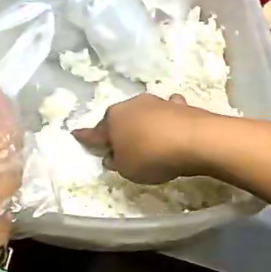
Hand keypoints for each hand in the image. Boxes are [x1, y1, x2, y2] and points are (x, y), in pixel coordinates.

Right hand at [71, 94, 213, 184]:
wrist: (194, 139)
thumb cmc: (151, 156)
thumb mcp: (127, 169)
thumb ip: (117, 162)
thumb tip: (113, 155)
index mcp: (112, 119)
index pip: (94, 132)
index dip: (86, 137)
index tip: (76, 133)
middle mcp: (131, 105)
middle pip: (119, 120)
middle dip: (117, 131)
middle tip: (119, 147)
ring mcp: (156, 102)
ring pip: (142, 113)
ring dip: (141, 124)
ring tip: (146, 139)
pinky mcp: (178, 105)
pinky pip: (167, 112)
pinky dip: (166, 118)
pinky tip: (170, 124)